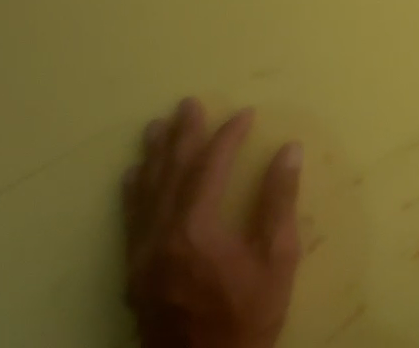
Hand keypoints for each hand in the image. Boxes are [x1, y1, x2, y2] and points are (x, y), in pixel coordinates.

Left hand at [124, 98, 302, 347]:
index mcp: (196, 232)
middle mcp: (160, 239)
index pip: (210, 169)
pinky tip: (133, 177)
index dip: (227, 137)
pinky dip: (134, 193)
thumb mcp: (278, 258)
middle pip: (171, 176)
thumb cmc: (250, 313)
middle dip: (182, 137)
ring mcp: (141, 258)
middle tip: (187, 104)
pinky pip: (131, 222)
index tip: (244, 113)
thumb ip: (279, 202)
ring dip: (153, 158)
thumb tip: (288, 151)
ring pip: (145, 195)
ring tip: (155, 128)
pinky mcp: (134, 274)